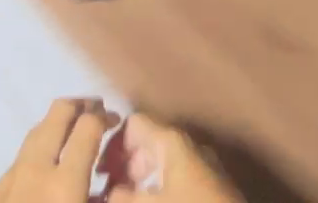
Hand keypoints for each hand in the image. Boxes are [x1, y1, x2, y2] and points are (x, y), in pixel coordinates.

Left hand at [0, 98, 120, 202]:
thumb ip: (102, 197)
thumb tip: (115, 183)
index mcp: (65, 183)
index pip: (87, 128)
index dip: (104, 117)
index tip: (115, 119)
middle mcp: (37, 168)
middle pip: (58, 113)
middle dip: (80, 104)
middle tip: (97, 108)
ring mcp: (12, 174)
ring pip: (37, 129)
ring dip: (59, 122)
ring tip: (75, 128)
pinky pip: (23, 153)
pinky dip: (41, 144)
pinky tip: (48, 158)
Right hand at [103, 113, 243, 202]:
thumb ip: (122, 196)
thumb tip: (109, 193)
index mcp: (171, 140)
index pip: (133, 123)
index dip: (113, 145)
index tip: (101, 172)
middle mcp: (189, 143)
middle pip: (148, 142)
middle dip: (127, 165)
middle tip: (113, 190)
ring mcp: (206, 164)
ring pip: (165, 162)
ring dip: (144, 179)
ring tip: (132, 199)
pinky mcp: (216, 186)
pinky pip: (181, 177)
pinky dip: (164, 187)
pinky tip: (158, 201)